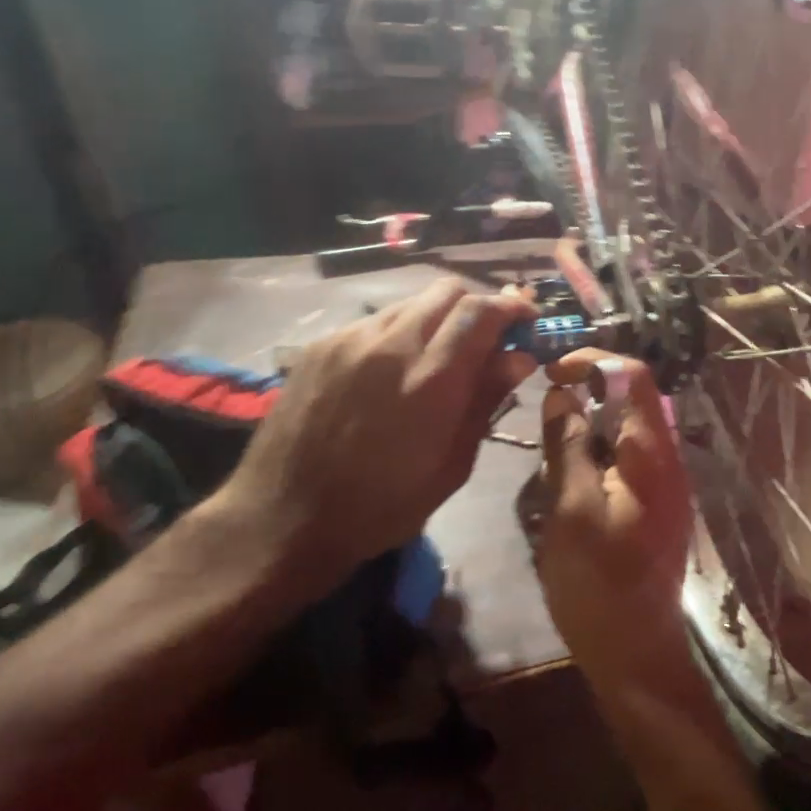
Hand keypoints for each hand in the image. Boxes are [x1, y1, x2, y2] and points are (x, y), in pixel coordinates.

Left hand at [214, 278, 536, 584]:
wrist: (284, 520)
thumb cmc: (382, 506)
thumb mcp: (452, 465)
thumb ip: (485, 401)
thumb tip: (518, 358)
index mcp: (432, 379)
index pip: (481, 311)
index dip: (512, 308)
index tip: (527, 321)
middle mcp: (392, 344)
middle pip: (447, 291)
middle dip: (475, 307)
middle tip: (486, 339)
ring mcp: (350, 340)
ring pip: (410, 303)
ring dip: (436, 319)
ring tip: (437, 356)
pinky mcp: (320, 346)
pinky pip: (374, 322)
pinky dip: (398, 334)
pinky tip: (392, 372)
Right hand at [535, 349, 693, 681]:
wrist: (637, 652)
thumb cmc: (598, 582)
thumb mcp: (572, 509)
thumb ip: (568, 446)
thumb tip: (562, 393)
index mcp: (652, 452)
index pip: (634, 374)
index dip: (593, 360)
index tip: (552, 372)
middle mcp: (667, 459)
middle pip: (633, 399)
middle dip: (588, 394)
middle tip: (545, 411)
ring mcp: (666, 484)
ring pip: (626, 431)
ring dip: (590, 428)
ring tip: (551, 452)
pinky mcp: (657, 506)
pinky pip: (627, 461)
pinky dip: (598, 456)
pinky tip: (569, 484)